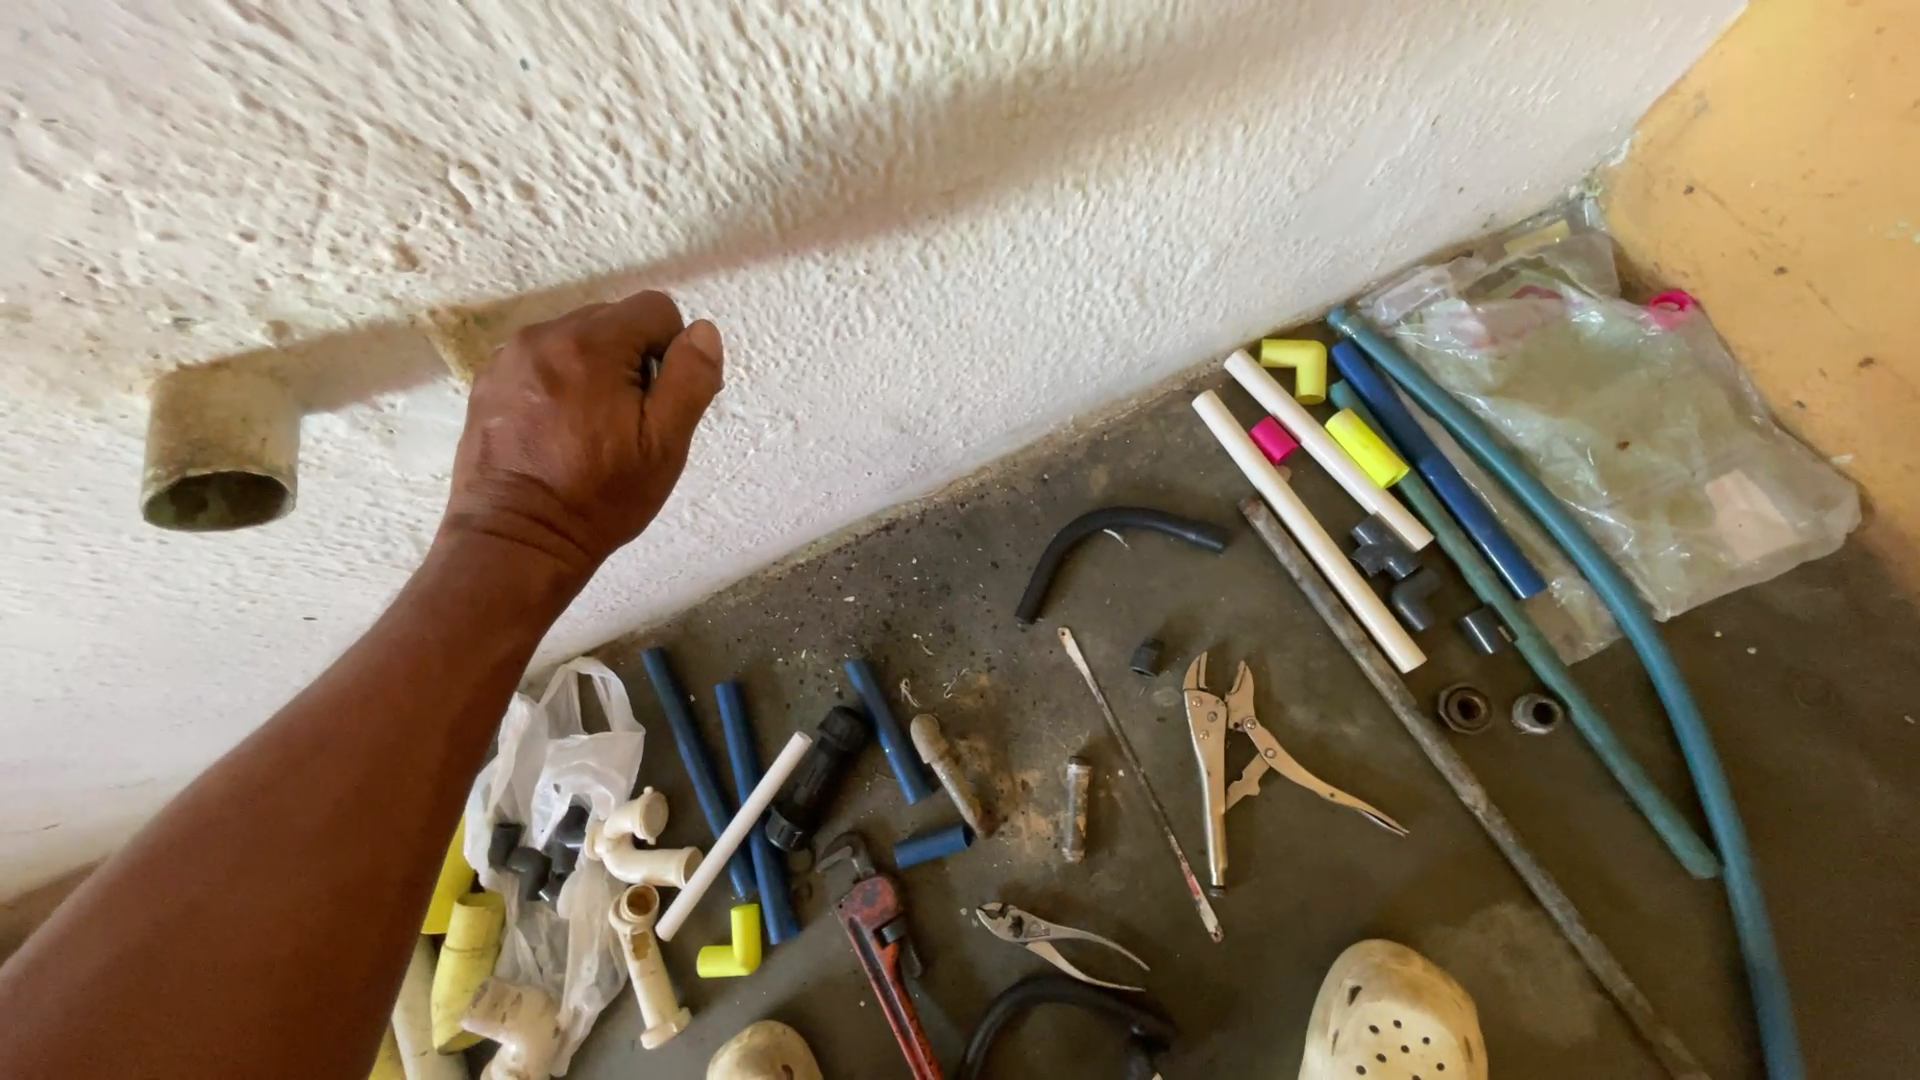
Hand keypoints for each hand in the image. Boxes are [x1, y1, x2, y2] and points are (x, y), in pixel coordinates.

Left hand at [438, 291, 724, 583]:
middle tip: (632, 423)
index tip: (660, 403)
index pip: (656, 309)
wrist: (520, 538)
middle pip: (615, 321)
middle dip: (634, 361)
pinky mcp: (489, 382)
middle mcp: (543, 336)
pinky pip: (544, 362)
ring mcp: (509, 358)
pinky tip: (563, 431)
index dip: (672, 353)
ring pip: (579, 341)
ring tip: (595, 430)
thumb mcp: (666, 443)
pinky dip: (563, 384)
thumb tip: (703, 331)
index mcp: (590, 344)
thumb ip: (691, 378)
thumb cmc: (602, 495)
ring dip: (598, 371)